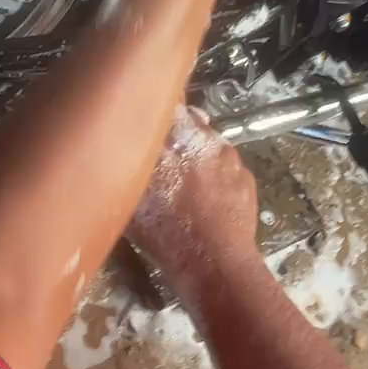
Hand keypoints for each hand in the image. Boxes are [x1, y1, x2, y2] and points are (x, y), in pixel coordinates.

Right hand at [128, 105, 263, 303]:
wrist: (214, 263)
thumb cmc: (164, 231)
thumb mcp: (132, 198)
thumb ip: (130, 165)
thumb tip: (120, 149)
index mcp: (174, 135)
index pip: (166, 105)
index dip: (156, 111)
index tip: (145, 121)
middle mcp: (204, 137)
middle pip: (189, 120)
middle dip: (177, 132)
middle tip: (163, 155)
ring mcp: (230, 156)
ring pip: (209, 143)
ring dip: (197, 154)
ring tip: (186, 182)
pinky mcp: (246, 176)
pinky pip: (226, 166)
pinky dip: (215, 175)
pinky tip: (206, 199)